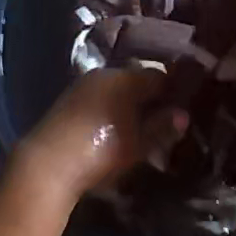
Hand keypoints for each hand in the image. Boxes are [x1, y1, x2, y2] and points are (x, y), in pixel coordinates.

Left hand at [8, 68, 184, 204]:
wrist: (50, 162)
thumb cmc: (102, 151)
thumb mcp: (139, 144)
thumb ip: (162, 127)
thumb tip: (183, 114)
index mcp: (125, 79)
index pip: (158, 76)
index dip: (174, 91)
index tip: (184, 109)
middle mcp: (104, 73)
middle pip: (136, 79)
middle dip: (151, 97)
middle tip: (165, 121)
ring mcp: (84, 83)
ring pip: (117, 87)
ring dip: (130, 102)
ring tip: (142, 127)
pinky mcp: (69, 97)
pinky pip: (100, 95)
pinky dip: (111, 106)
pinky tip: (115, 126)